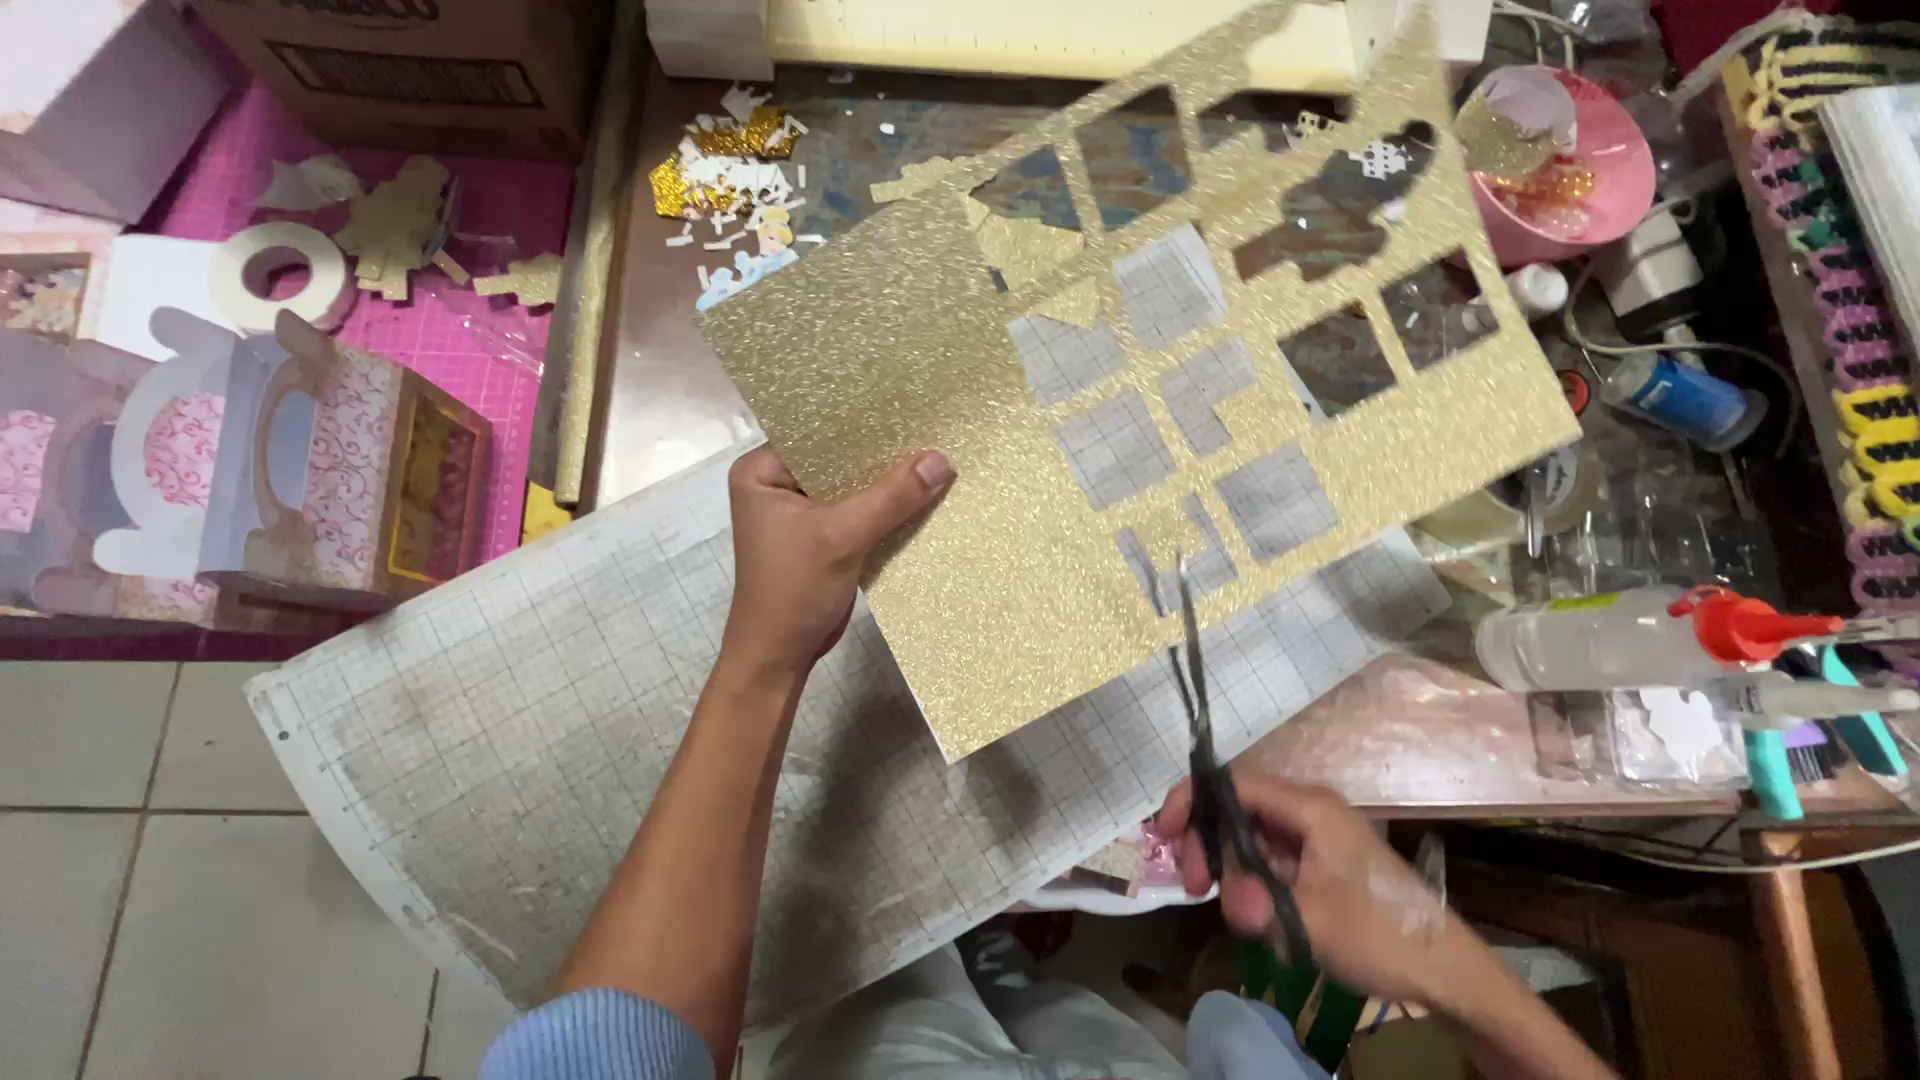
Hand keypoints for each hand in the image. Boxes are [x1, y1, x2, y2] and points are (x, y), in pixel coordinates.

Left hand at [720, 444, 952, 680]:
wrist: (780, 655)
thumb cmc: (793, 590)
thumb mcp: (842, 537)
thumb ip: (891, 497)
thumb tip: (941, 459)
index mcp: (762, 470)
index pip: (818, 432)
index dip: (863, 422)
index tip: (910, 407)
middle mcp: (778, 483)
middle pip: (838, 458)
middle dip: (881, 454)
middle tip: (933, 429)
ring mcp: (800, 510)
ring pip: (852, 485)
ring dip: (887, 482)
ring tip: (936, 456)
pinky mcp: (822, 535)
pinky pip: (858, 510)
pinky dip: (885, 509)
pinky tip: (923, 495)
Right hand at [1157, 773, 1474, 1006]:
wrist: (1447, 970)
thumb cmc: (1382, 934)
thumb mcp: (1310, 921)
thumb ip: (1256, 903)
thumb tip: (1227, 903)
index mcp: (1308, 807)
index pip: (1233, 785)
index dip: (1192, 802)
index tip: (1164, 834)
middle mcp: (1307, 811)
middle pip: (1236, 811)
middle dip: (1207, 845)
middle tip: (1193, 888)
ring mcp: (1313, 837)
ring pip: (1249, 838)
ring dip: (1229, 869)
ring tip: (1233, 911)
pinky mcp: (1316, 862)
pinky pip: (1267, 859)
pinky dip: (1248, 880)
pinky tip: (1251, 913)